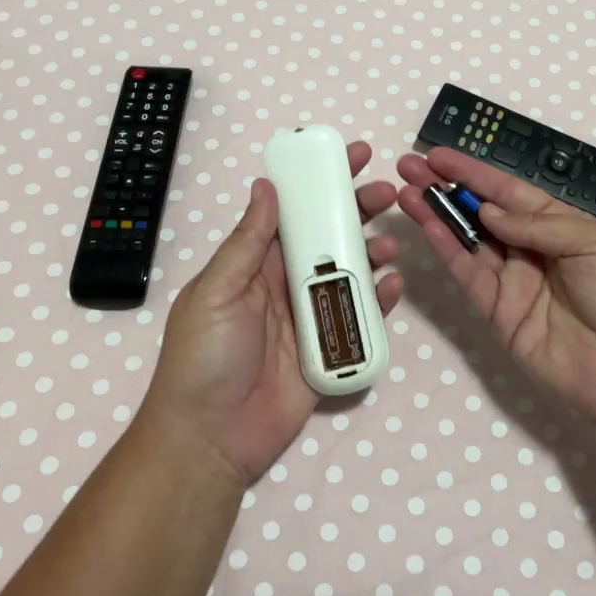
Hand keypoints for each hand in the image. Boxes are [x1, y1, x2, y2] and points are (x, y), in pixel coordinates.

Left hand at [143, 141, 402, 486]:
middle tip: (385, 193)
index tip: (350, 156)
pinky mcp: (330, 350)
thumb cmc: (204, 358)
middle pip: (329, 238)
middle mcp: (286, 284)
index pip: (293, 212)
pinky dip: (380, 301)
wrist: (209, 439)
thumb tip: (266, 186)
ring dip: (373, 254)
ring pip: (350, 274)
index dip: (320, 183)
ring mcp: (310, 317)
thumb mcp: (217, 291)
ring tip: (390, 245)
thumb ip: (247, 242)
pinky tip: (392, 286)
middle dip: (357, 211)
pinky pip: (361, 318)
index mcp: (256, 264)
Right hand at [395, 147, 595, 427]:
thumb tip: (488, 211)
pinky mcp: (498, 313)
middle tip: (410, 167)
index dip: (474, 173)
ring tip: (406, 191)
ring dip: (437, 215)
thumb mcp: (593, 240)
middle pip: (482, 212)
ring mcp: (513, 282)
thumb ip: (537, 223)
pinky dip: (446, 248)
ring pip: (468, 239)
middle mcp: (532, 249)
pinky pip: (468, 274)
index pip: (510, 191)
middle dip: (446, 189)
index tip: (439, 156)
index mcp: (561, 224)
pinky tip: (426, 225)